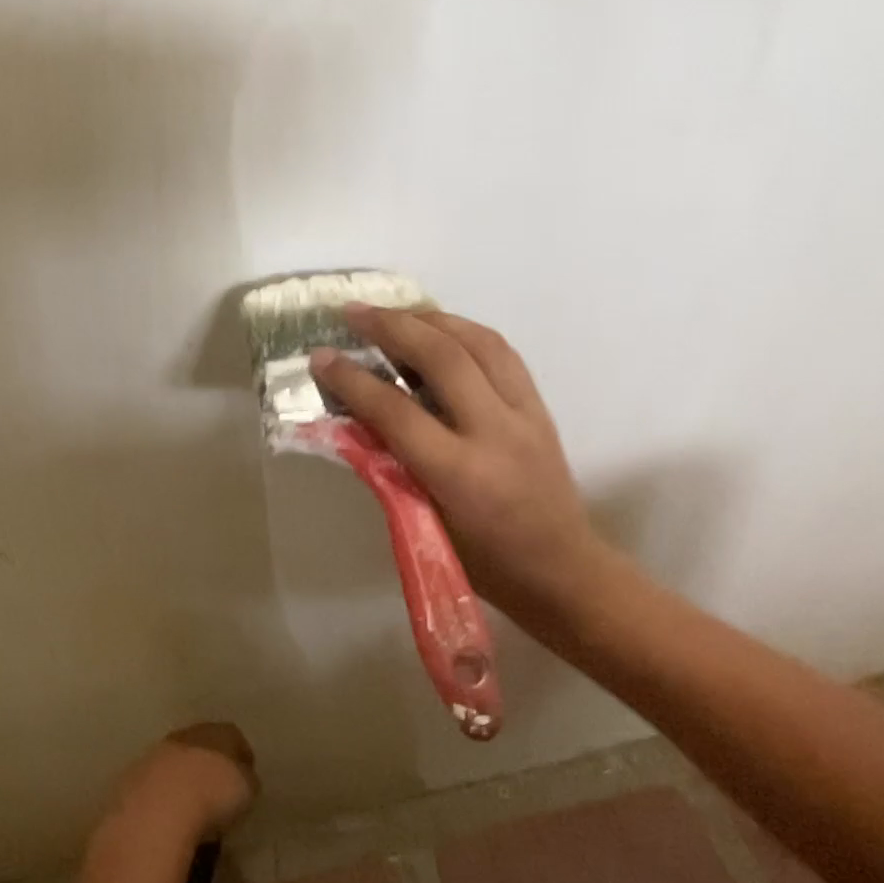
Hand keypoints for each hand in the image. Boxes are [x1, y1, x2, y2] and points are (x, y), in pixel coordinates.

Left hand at [105, 722, 258, 841]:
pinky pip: (152, 786)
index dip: (241, 758)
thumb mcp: (246, 791)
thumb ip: (246, 781)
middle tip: (216, 793)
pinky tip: (166, 820)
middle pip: (200, 746)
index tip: (245, 780)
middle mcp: (185, 735)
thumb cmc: (213, 795)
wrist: (156, 810)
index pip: (234, 737)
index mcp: (218, 732)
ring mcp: (154, 755)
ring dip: (181, 782)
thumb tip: (242, 781)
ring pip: (173, 764)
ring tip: (189, 811)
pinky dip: (160, 799)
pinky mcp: (129, 779)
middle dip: (207, 766)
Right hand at [308, 305, 605, 615]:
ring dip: (432, 319)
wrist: (561, 570)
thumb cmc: (486, 564)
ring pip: (479, 342)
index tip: (322, 358)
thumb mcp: (426, 524)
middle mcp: (496, 432)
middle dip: (392, 326)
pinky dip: (467, 333)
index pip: (397, 411)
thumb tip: (357, 422)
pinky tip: (443, 331)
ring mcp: (525, 414)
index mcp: (461, 474)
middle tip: (354, 312)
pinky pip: (502, 353)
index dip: (354, 380)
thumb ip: (393, 469)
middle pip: (442, 357)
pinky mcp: (541, 408)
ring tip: (395, 314)